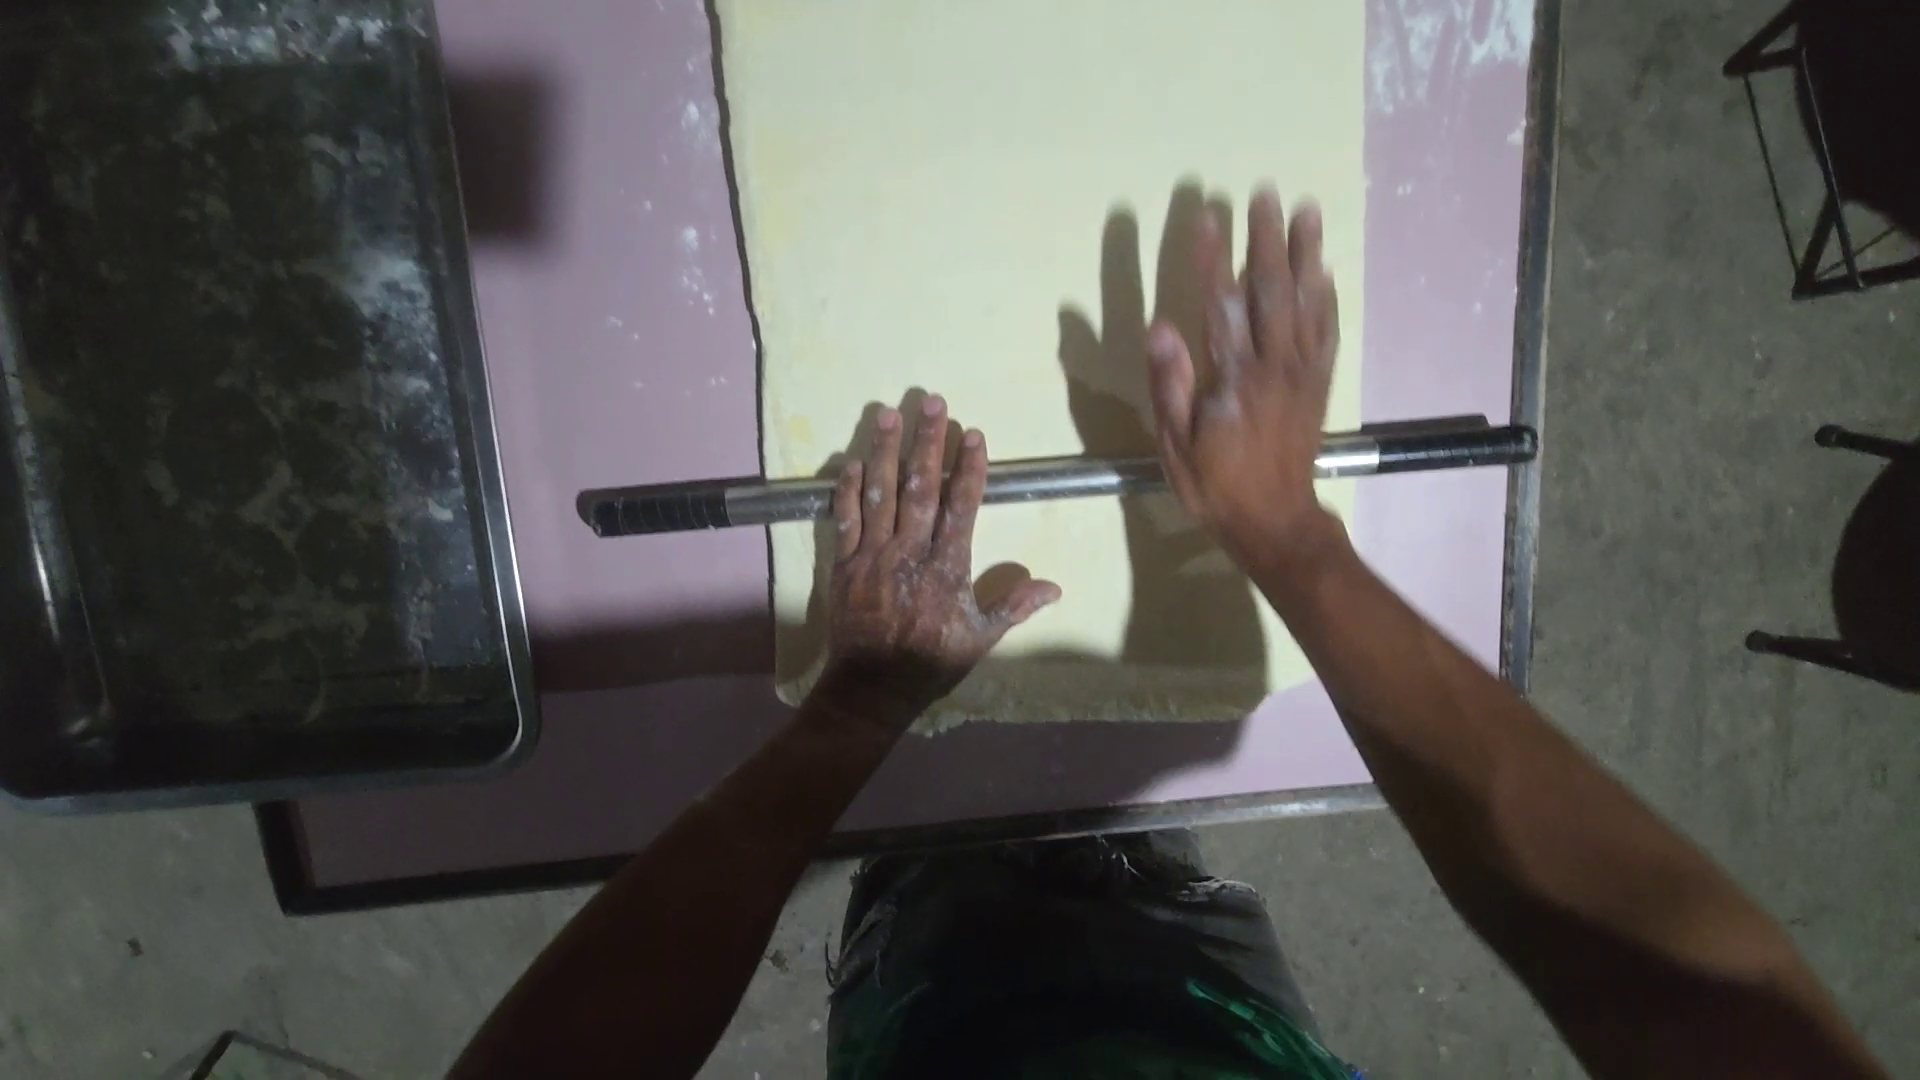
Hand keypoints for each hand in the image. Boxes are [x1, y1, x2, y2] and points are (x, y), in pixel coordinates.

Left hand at [821, 396, 1060, 714]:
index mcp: (947, 569)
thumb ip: (1014, 608)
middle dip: (927, 444)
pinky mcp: (844, 565)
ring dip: (884, 452)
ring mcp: (873, 556)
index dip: (968, 469)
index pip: (961, 509)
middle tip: (931, 402)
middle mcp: (910, 553)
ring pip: (880, 495)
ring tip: (888, 413)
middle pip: (920, 490)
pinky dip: (847, 491)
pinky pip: (845, 520)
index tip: (972, 434)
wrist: (873, 687)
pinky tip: (851, 461)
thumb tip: (1054, 587)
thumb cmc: (931, 662)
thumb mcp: (981, 640)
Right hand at [1144, 187, 1345, 572]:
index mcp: (1232, 378)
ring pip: (1305, 301)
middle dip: (1264, 239)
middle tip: (1262, 193)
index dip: (1212, 258)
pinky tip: (1325, 270)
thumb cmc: (1214, 485)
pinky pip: (1327, 330)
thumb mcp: (1175, 444)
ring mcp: (1302, 371)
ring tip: (1305, 210)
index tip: (1206, 217)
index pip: (1220, 304)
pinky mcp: (1319, 383)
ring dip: (1304, 253)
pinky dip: (1327, 296)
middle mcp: (1273, 364)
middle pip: (1270, 290)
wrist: (1274, 519)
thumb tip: (1160, 328)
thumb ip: (1170, 385)